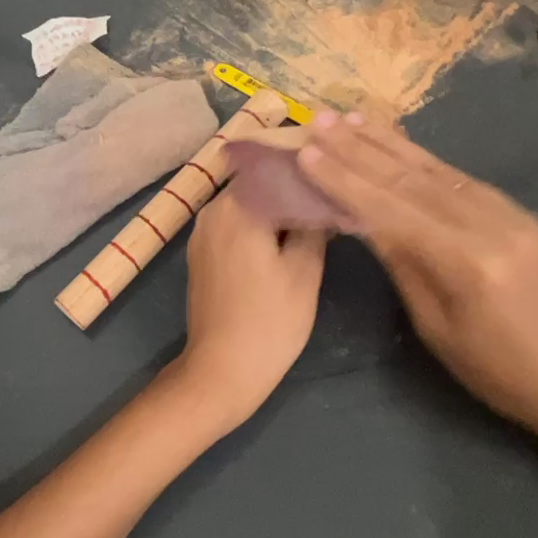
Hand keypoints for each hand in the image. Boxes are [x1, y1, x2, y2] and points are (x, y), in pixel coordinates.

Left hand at [178, 191, 328, 432]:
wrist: (221, 368)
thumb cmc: (269, 321)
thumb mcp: (304, 271)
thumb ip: (313, 225)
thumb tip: (322, 197)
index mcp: (238, 208)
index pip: (276, 169)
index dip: (308, 169)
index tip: (336, 171)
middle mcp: (212, 211)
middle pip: (258, 184)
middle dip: (292, 187)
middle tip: (330, 193)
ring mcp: (202, 233)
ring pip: (246, 204)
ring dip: (277, 206)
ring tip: (315, 214)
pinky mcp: (201, 254)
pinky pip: (234, 224)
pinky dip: (259, 224)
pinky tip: (287, 236)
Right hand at [296, 113, 537, 431]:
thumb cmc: (492, 368)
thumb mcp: (432, 324)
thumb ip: (400, 262)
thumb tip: (360, 216)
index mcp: (466, 262)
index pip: (390, 209)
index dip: (344, 179)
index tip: (307, 152)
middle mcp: (489, 225)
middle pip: (409, 179)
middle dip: (357, 149)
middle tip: (318, 120)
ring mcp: (508, 214)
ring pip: (434, 170)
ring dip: (385, 142)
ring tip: (348, 117)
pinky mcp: (516, 211)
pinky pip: (457, 178)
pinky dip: (418, 157)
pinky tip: (393, 141)